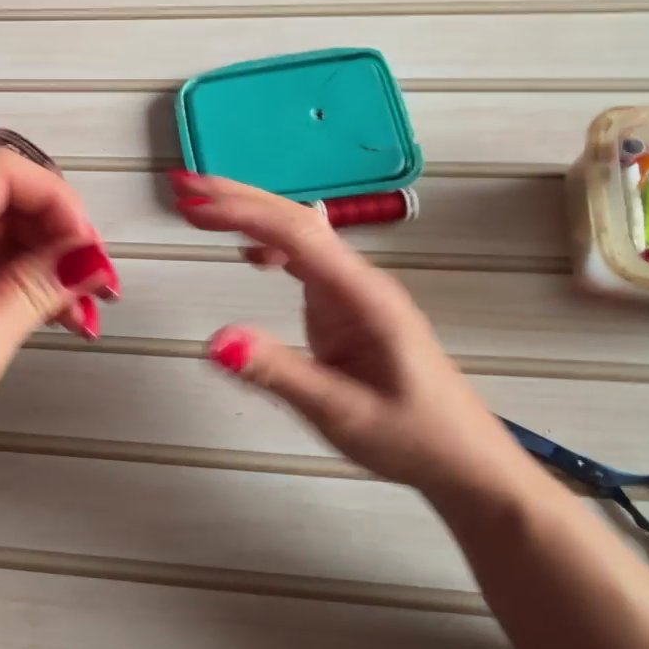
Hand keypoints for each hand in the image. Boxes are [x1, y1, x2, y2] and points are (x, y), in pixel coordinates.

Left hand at [0, 149, 119, 492]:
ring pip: (5, 238)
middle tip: (100, 290)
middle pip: (6, 203)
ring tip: (85, 317)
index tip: (89, 250)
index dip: (55, 198)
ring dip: (50, 269)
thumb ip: (32, 291)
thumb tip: (91, 255)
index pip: (0, 173)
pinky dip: (27, 289)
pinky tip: (58, 319)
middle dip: (60, 239)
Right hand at [169, 171, 529, 500]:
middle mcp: (359, 282)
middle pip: (297, 220)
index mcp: (365, 297)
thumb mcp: (341, 413)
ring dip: (251, 215)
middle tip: (183, 187)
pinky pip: (305, 262)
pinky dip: (270, 246)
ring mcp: (354, 293)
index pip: (298, 235)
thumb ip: (279, 374)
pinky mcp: (348, 309)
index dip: (244, 213)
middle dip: (239, 198)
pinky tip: (249, 254)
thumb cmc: (413, 437)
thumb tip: (215, 341)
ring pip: (300, 235)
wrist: (466, 461)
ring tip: (199, 209)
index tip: (194, 205)